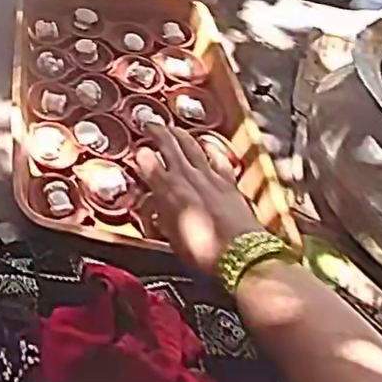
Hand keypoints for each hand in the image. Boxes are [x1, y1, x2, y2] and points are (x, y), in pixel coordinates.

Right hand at [130, 123, 265, 274]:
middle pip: (167, 142)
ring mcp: (208, 175)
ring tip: (172, 128)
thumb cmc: (204, 252)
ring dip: (179, 133)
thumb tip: (154, 205)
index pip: (146, 159)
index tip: (137, 152)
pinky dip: (209, 148)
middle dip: (155, 130)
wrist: (244, 258)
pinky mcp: (228, 181)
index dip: (140, 153)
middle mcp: (185, 175)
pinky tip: (206, 144)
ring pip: (190, 143)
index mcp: (167, 188)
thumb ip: (161, 213)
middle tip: (148, 123)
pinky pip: (216, 156)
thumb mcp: (172, 236)